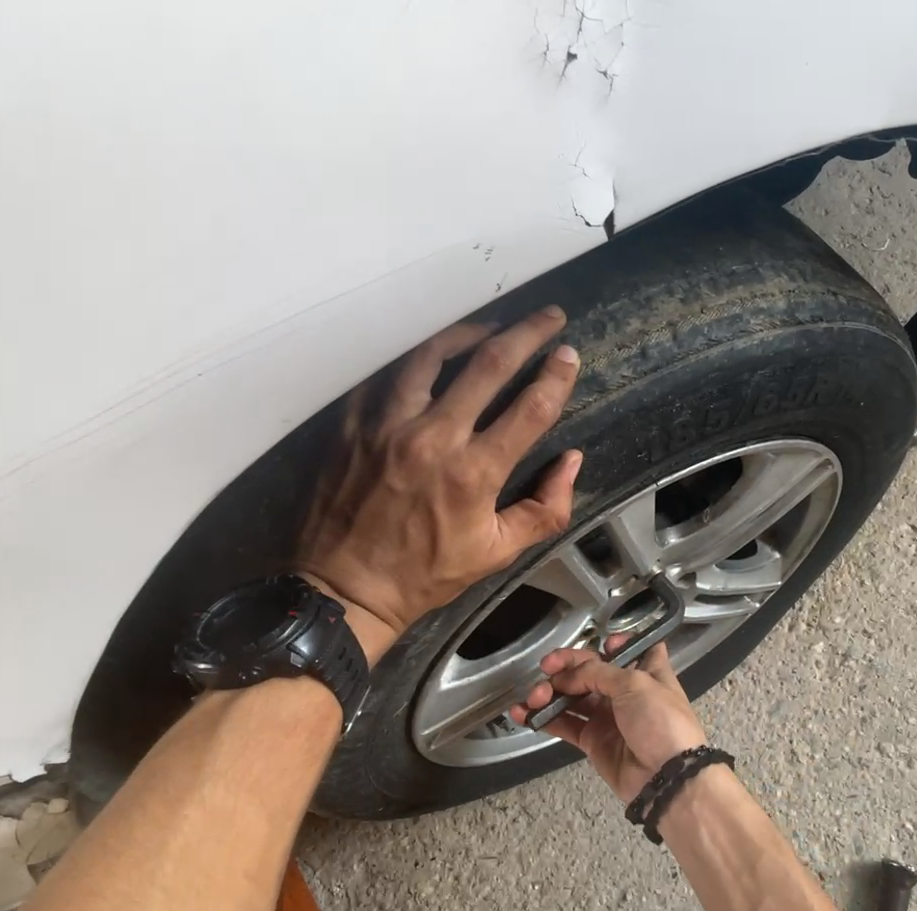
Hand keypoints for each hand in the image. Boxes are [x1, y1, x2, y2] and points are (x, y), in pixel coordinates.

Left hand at [297, 308, 584, 635]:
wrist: (344, 588)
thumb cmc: (427, 574)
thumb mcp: (498, 554)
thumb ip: (545, 508)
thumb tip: (572, 461)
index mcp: (474, 472)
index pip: (529, 409)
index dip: (556, 376)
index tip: (570, 353)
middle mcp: (433, 437)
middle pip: (488, 365)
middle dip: (526, 334)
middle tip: (548, 317)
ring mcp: (387, 425)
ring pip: (432, 355)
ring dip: (468, 332)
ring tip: (491, 324)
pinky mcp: (352, 424)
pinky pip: (385, 374)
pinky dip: (414, 358)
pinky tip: (430, 353)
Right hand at [508, 637, 708, 804]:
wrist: (665, 777)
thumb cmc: (660, 721)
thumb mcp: (635, 684)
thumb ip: (598, 672)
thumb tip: (568, 675)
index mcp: (648, 672)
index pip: (634, 649)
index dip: (618, 643)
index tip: (602, 643)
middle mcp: (627, 692)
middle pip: (592, 670)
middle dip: (566, 666)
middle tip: (546, 667)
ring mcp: (608, 717)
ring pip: (573, 697)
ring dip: (550, 693)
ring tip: (534, 697)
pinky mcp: (592, 741)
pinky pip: (564, 724)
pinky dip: (543, 718)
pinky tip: (523, 713)